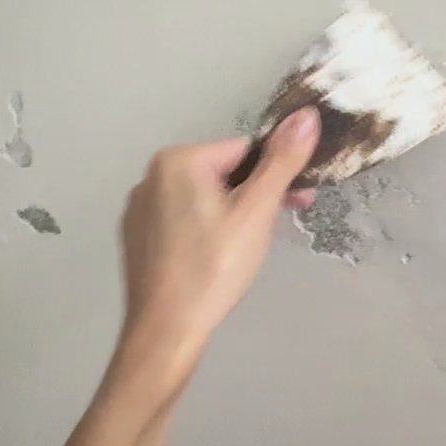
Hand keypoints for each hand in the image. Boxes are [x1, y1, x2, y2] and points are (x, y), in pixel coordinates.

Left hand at [112, 107, 320, 384]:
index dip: (276, 175)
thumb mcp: (256, 212)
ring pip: (202, 198)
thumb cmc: (214, 267)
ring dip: (233, 212)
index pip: (244, 151)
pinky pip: (181, 220)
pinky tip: (216, 260)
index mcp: (177, 160)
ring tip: (247, 250)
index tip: (298, 201)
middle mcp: (150, 175)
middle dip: (255, 195)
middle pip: (222, 173)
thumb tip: (307, 114)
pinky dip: (204, 231)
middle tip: (277, 228)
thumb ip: (282, 162)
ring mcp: (139, 207)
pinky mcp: (137, 236)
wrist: (166, 330)